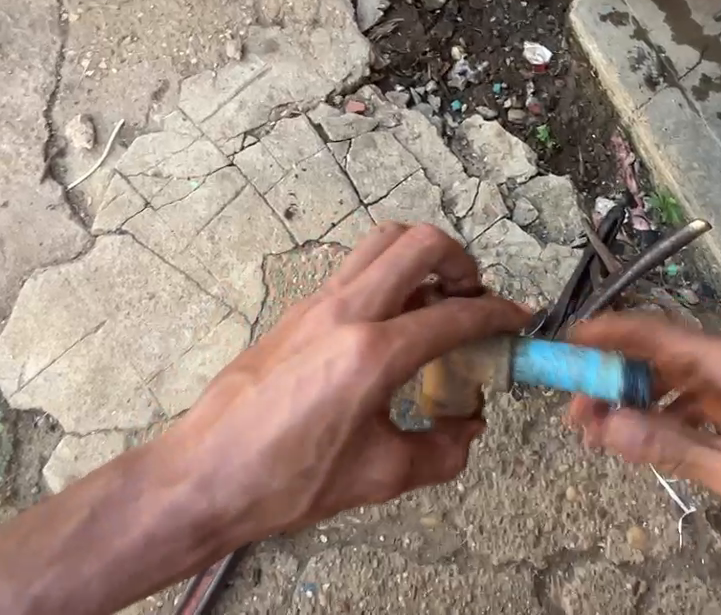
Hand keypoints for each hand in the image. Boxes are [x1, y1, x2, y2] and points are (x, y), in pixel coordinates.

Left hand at [156, 223, 527, 546]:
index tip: (518, 318)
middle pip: (420, 243)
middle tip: (471, 296)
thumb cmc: (288, 481)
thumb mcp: (377, 478)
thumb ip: (440, 452)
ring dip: (421, 256)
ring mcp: (319, 300)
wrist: (203, 473)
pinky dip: (389, 274)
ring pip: (383, 240)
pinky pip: (358, 266)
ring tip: (434, 297)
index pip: (454, 315)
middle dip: (461, 260)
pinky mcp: (300, 305)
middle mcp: (348, 310)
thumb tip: (469, 430)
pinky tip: (392, 320)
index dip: (497, 314)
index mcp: (372, 353)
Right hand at [566, 315, 720, 613]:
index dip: (607, 332)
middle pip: (661, 356)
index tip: (566, 341)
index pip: (656, 333)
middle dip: (614, 377)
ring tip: (600, 430)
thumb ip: (669, 444)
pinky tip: (647, 438)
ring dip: (638, 400)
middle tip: (575, 410)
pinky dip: (667, 416)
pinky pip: (698, 401)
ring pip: (676, 380)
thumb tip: (605, 423)